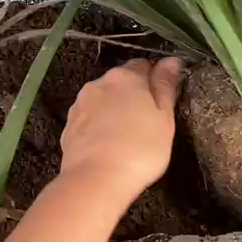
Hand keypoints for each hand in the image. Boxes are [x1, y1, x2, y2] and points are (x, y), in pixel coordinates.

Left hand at [58, 57, 182, 201]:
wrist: (97, 180)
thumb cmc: (140, 149)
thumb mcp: (164, 118)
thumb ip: (166, 86)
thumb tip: (172, 61)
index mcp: (126, 77)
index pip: (144, 65)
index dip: (155, 81)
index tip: (162, 101)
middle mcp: (99, 84)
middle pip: (121, 82)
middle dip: (133, 96)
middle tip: (148, 122)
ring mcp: (80, 105)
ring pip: (103, 100)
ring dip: (114, 110)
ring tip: (126, 137)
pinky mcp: (69, 126)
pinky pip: (89, 119)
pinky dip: (99, 126)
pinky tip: (108, 145)